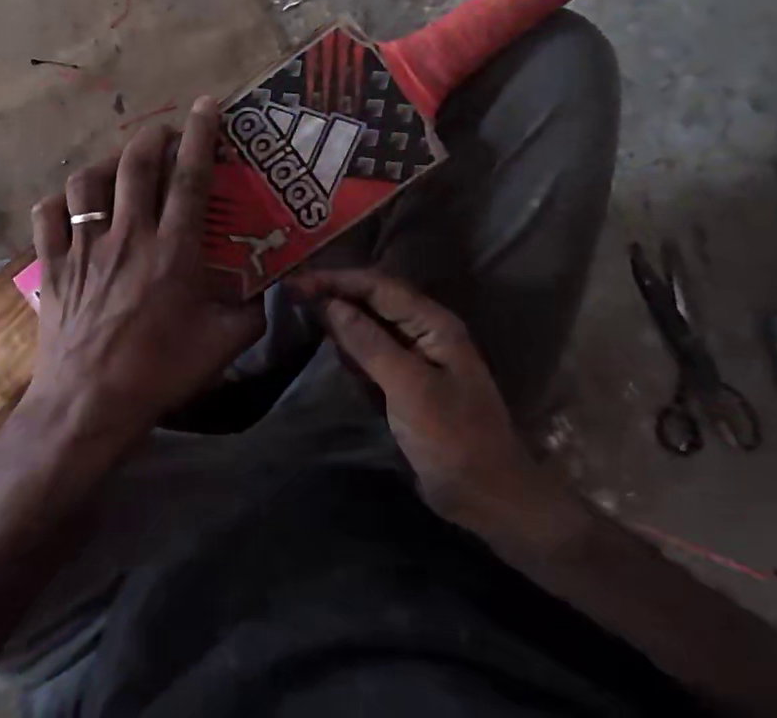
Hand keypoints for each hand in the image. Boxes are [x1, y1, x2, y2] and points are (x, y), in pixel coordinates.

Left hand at [23, 96, 264, 453]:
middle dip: (152, 136)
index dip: (200, 134)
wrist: (91, 402)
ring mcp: (83, 247)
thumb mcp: (223, 345)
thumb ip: (253, 312)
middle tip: (164, 132)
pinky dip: (58, 203)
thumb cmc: (160, 371)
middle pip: (136, 165)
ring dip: (104, 163)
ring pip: (86, 183)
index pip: (190, 177)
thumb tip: (271, 290)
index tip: (206, 104)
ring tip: (119, 165)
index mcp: (172, 250)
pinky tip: (70, 205)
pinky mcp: (52, 264)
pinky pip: (47, 216)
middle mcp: (126, 236)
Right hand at [289, 269, 579, 539]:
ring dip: (337, 314)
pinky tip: (326, 341)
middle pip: (372, 299)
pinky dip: (346, 342)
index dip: (335, 280)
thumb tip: (330, 304)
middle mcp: (425, 331)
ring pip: (369, 322)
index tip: (295, 284)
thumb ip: (369, 343)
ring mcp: (416, 356)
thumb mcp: (409, 387)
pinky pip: (370, 349)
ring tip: (299, 309)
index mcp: (434, 324)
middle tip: (290, 294)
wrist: (487, 497)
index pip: (378, 286)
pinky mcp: (405, 380)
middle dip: (333, 292)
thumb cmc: (453, 439)